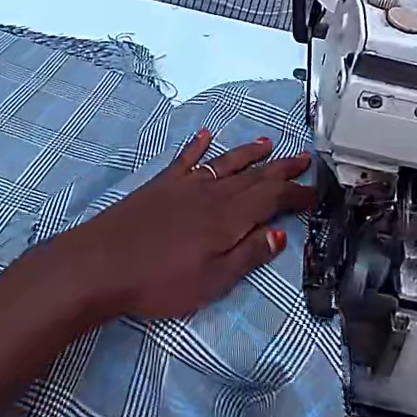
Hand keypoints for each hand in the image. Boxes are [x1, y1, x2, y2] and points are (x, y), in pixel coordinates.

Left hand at [60, 129, 314, 319]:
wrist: (101, 263)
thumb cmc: (158, 281)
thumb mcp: (212, 281)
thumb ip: (247, 255)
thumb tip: (279, 234)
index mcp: (228, 218)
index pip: (272, 199)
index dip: (296, 195)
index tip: (315, 194)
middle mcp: (211, 194)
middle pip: (253, 176)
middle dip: (281, 169)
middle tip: (303, 159)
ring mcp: (184, 186)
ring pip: (225, 163)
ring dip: (248, 153)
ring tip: (268, 143)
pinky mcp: (160, 185)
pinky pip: (186, 160)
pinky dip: (197, 146)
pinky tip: (205, 136)